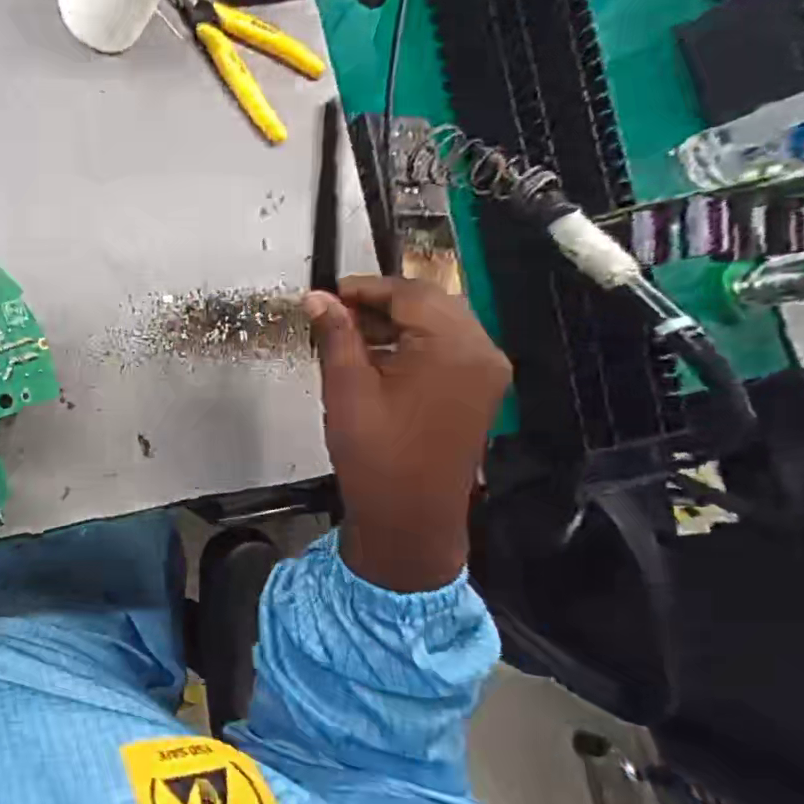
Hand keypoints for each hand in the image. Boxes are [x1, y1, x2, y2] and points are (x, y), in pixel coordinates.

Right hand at [304, 276, 510, 592]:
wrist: (411, 516)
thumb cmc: (375, 453)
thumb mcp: (346, 388)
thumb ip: (336, 336)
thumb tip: (317, 298)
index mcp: (453, 347)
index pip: (411, 293)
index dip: (365, 288)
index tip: (326, 293)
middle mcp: (481, 352)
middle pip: (432, 303)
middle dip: (382, 301)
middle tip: (334, 311)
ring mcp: (485, 373)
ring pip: (441, 324)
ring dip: (396, 321)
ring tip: (347, 334)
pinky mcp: (478, 391)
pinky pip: (447, 349)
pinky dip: (412, 343)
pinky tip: (375, 356)